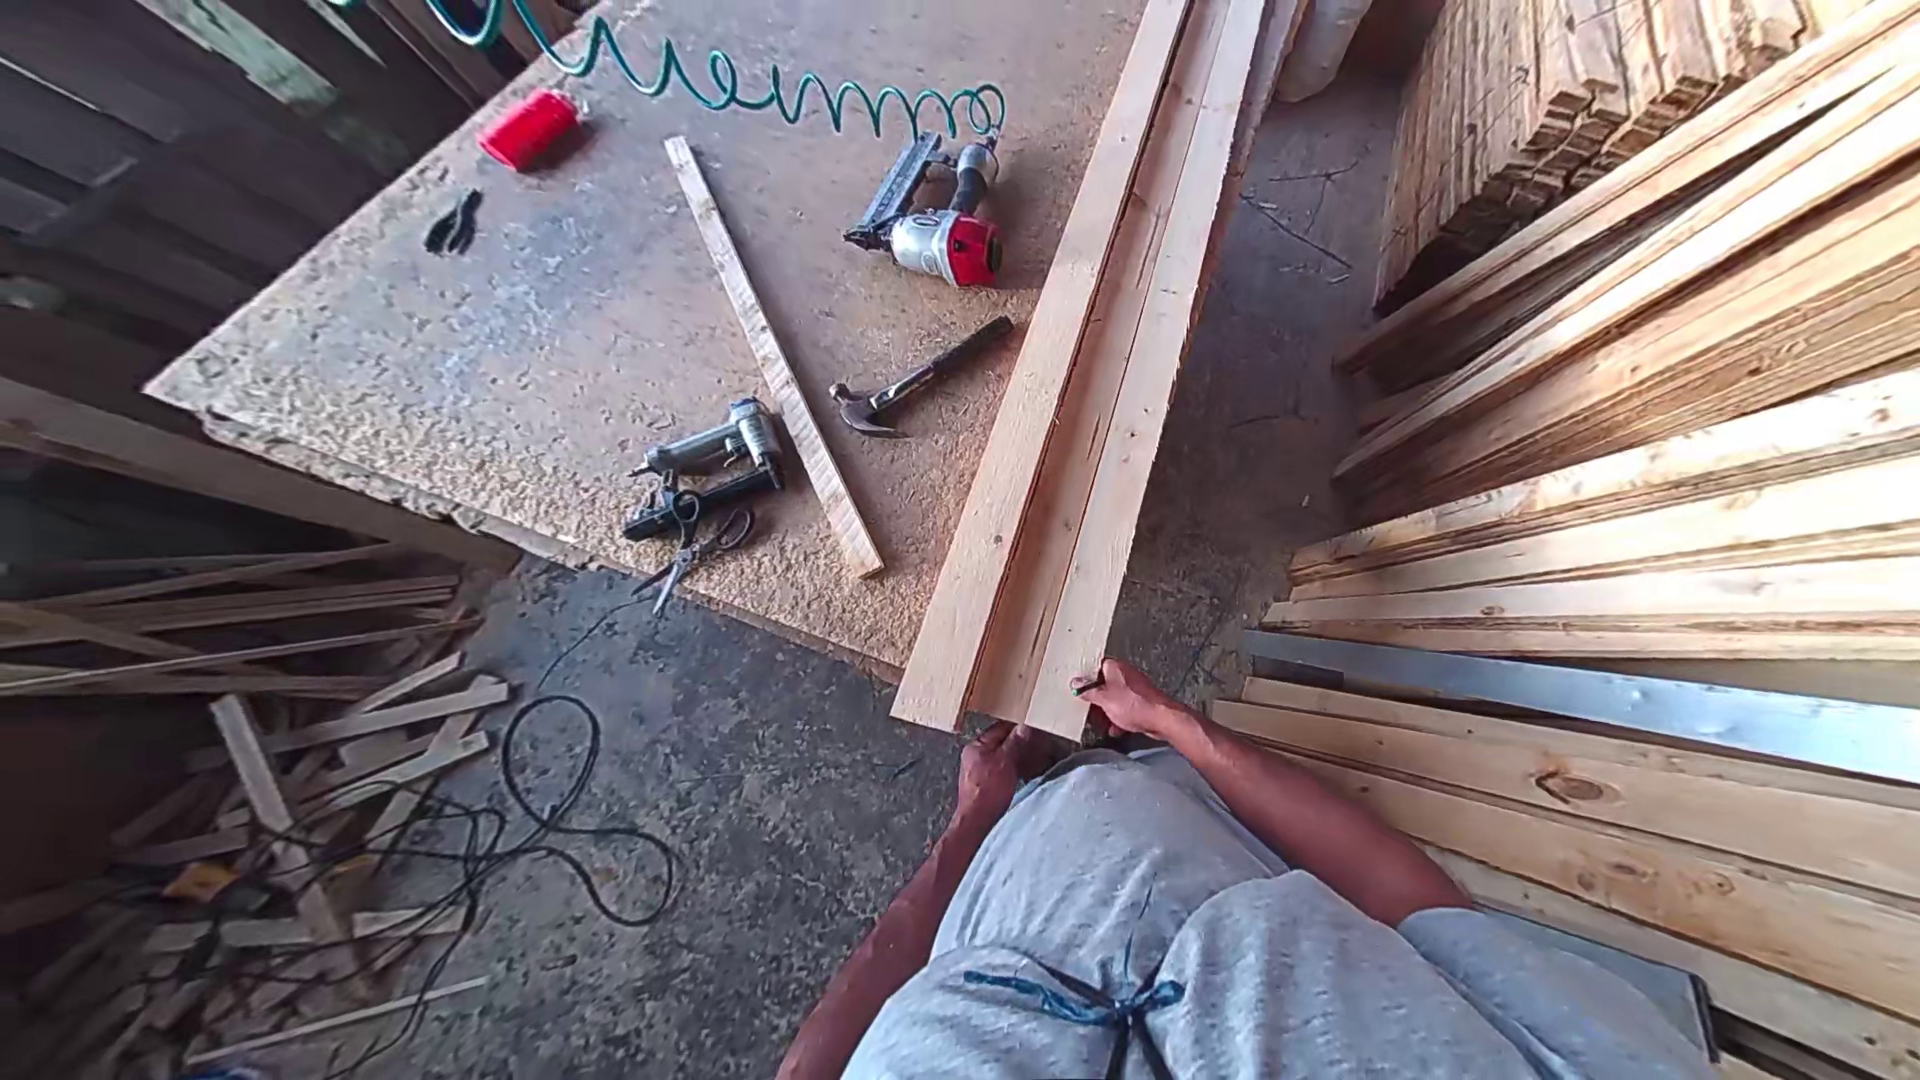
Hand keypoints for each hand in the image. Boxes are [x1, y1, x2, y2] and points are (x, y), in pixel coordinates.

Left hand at [954, 721, 1038, 822]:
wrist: (977, 820)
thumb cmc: (988, 790)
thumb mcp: (1005, 762)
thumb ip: (1014, 743)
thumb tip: (1024, 727)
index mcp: (977, 745)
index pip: (1000, 728)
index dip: (1017, 728)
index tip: (1033, 729)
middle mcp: (975, 755)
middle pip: (1001, 743)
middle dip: (1020, 744)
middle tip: (1037, 745)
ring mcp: (979, 770)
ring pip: (1003, 757)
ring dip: (1019, 758)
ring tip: (1035, 759)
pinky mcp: (985, 784)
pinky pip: (1002, 770)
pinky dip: (1014, 770)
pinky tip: (1025, 774)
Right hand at [1071, 659, 1203, 744]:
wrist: (1161, 718)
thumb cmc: (1133, 704)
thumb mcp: (1103, 698)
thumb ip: (1088, 691)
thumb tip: (1076, 684)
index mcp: (1114, 667)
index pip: (1095, 667)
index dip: (1086, 678)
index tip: (1079, 689)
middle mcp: (1125, 674)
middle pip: (1104, 684)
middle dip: (1097, 698)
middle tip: (1089, 708)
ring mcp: (1135, 688)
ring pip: (1115, 698)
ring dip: (1107, 710)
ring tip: (1102, 722)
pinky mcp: (1142, 701)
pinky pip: (1126, 708)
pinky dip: (1120, 717)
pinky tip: (1116, 729)